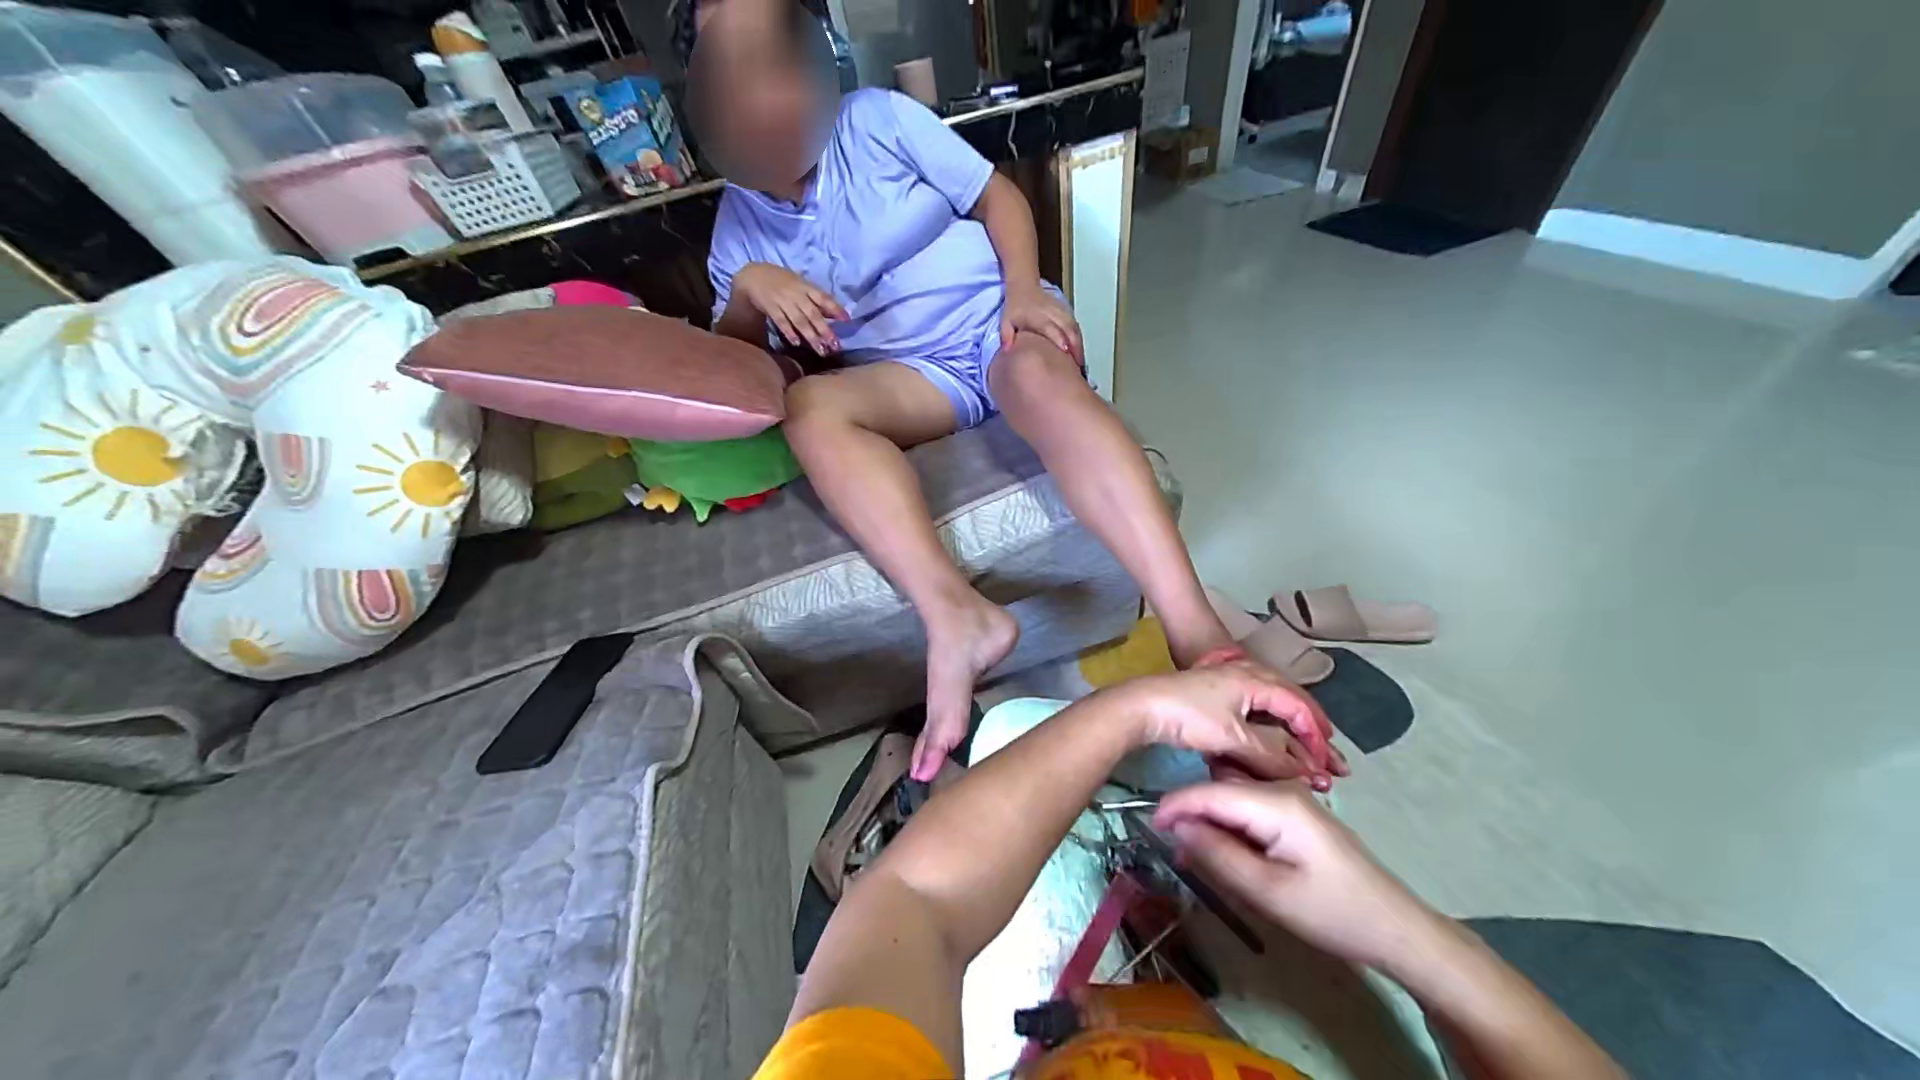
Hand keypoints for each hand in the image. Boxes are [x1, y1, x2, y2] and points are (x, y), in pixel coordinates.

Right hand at [735, 262, 847, 355]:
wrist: (754, 275)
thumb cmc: (784, 282)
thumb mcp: (801, 285)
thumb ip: (817, 299)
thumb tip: (836, 314)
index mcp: (805, 286)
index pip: (824, 298)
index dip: (835, 308)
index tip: (847, 320)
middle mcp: (796, 294)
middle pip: (813, 314)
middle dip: (825, 330)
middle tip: (835, 345)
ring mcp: (783, 301)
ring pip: (799, 321)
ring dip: (811, 336)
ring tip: (821, 350)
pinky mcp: (771, 308)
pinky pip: (781, 322)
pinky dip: (789, 332)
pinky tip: (797, 343)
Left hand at [1001, 282, 1082, 363]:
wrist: (1023, 286)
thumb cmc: (1014, 308)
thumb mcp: (1005, 321)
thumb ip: (1006, 335)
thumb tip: (1007, 351)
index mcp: (1037, 316)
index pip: (1050, 327)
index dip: (1058, 338)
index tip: (1065, 351)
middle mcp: (1051, 312)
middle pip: (1067, 327)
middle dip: (1074, 344)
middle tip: (1078, 364)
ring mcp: (1060, 310)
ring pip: (1073, 326)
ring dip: (1079, 343)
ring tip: (1081, 361)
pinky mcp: (1065, 310)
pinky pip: (1074, 324)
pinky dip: (1078, 337)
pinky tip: (1079, 350)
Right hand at [1153, 781, 1438, 970]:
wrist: (1398, 929)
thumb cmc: (1333, 913)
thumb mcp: (1268, 891)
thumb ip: (1218, 854)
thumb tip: (1177, 827)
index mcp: (1275, 802)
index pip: (1208, 793)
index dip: (1174, 806)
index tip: (1149, 826)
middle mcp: (1281, 790)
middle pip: (1219, 793)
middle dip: (1192, 819)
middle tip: (1177, 855)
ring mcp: (1292, 800)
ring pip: (1233, 802)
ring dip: (1211, 827)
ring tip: (1198, 860)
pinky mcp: (1297, 815)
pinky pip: (1251, 812)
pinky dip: (1232, 831)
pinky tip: (1228, 856)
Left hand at [1188, 653, 1345, 788]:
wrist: (1141, 705)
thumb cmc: (1188, 716)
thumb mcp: (1232, 738)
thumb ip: (1270, 756)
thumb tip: (1305, 775)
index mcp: (1254, 679)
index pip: (1298, 704)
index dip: (1316, 733)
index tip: (1328, 760)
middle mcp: (1244, 673)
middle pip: (1287, 698)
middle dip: (1309, 725)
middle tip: (1327, 750)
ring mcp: (1225, 680)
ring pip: (1267, 700)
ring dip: (1287, 723)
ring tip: (1302, 744)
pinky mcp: (1210, 692)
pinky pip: (1248, 703)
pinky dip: (1263, 720)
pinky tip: (1264, 732)